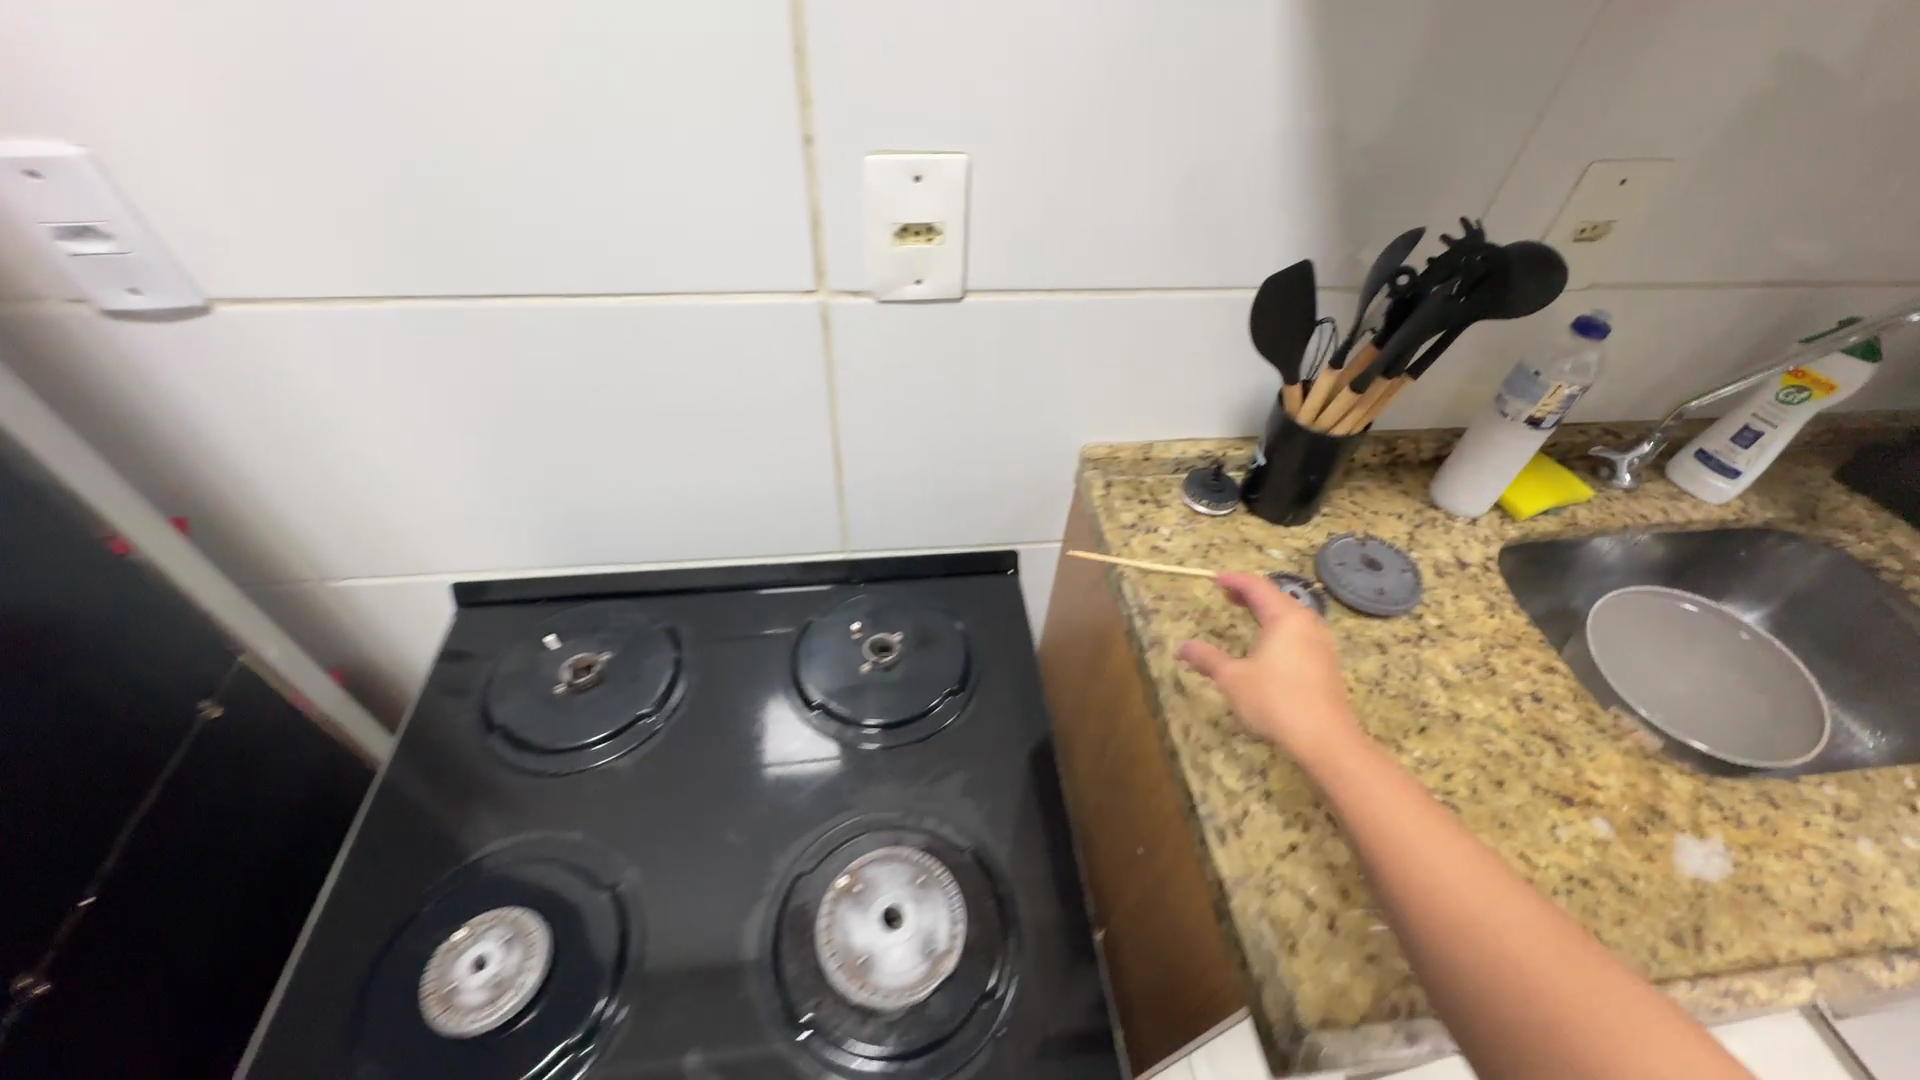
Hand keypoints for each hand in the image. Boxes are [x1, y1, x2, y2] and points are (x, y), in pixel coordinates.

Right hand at [1178, 572, 1362, 764]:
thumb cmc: (1275, 700)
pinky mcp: (1326, 662)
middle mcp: (1307, 623)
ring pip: (1292, 615)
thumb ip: (1207, 658)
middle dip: (1250, 594)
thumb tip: (1182, 647)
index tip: (1216, 580)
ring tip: (1248, 616)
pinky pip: (1301, 632)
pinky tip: (1271, 644)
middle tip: (1227, 595)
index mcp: (1285, 618)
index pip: (1257, 587)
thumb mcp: (1232, 678)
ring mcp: (1321, 642)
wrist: (1325, 738)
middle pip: (1277, 597)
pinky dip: (1280, 627)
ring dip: (1267, 611)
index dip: (1235, 580)